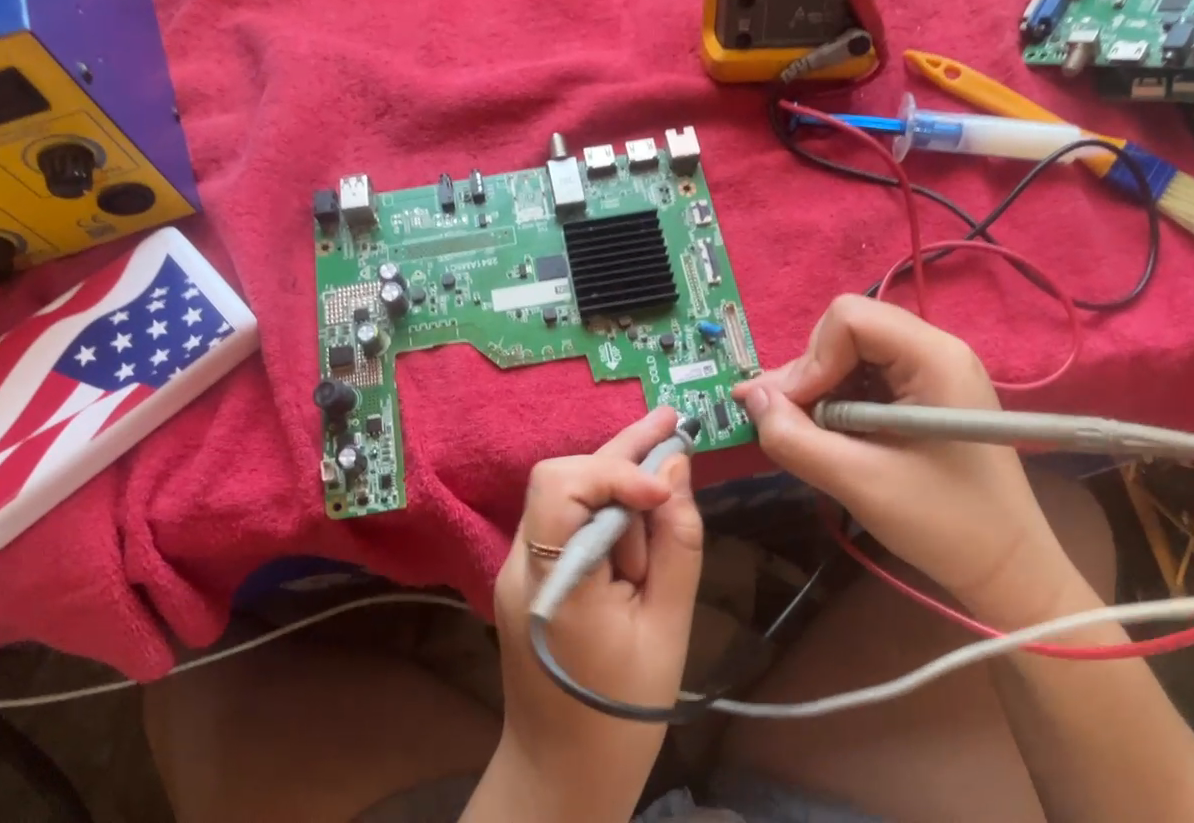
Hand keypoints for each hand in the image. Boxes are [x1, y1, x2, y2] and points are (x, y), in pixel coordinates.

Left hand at [489, 408, 703, 813]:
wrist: (563, 771)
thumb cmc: (622, 710)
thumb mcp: (667, 627)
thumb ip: (675, 544)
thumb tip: (676, 468)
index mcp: (551, 581)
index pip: (562, 486)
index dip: (615, 471)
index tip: (666, 489)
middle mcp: (521, 562)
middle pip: (563, 479)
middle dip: (620, 454)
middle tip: (673, 422)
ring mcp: (517, 569)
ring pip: (565, 497)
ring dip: (616, 479)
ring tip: (667, 450)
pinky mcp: (529, 577)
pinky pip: (567, 525)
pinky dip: (605, 511)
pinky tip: (643, 506)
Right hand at [732, 295, 1075, 623]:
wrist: (1009, 569)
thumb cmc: (946, 524)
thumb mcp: (860, 483)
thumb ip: (796, 439)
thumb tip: (750, 399)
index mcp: (934, 357)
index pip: (850, 317)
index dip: (812, 359)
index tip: (795, 411)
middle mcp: (934, 350)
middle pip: (846, 330)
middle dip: (809, 374)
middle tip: (786, 423)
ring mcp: (931, 371)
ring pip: (848, 353)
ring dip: (818, 390)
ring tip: (803, 435)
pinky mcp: (922, 395)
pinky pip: (863, 377)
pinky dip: (834, 402)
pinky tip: (828, 438)